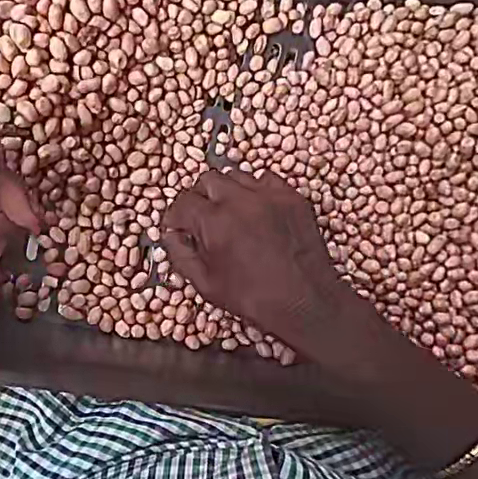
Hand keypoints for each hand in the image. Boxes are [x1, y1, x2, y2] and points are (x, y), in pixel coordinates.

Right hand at [160, 167, 370, 358]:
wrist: (305, 302)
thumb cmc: (255, 299)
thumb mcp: (206, 284)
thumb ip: (181, 255)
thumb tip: (171, 237)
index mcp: (214, 222)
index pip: (183, 203)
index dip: (176, 216)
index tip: (178, 226)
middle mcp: (240, 201)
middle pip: (207, 180)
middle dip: (199, 198)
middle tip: (201, 218)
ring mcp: (269, 196)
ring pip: (236, 176)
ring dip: (226, 192)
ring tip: (229, 213)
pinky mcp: (292, 198)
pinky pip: (266, 180)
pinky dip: (256, 191)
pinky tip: (255, 210)